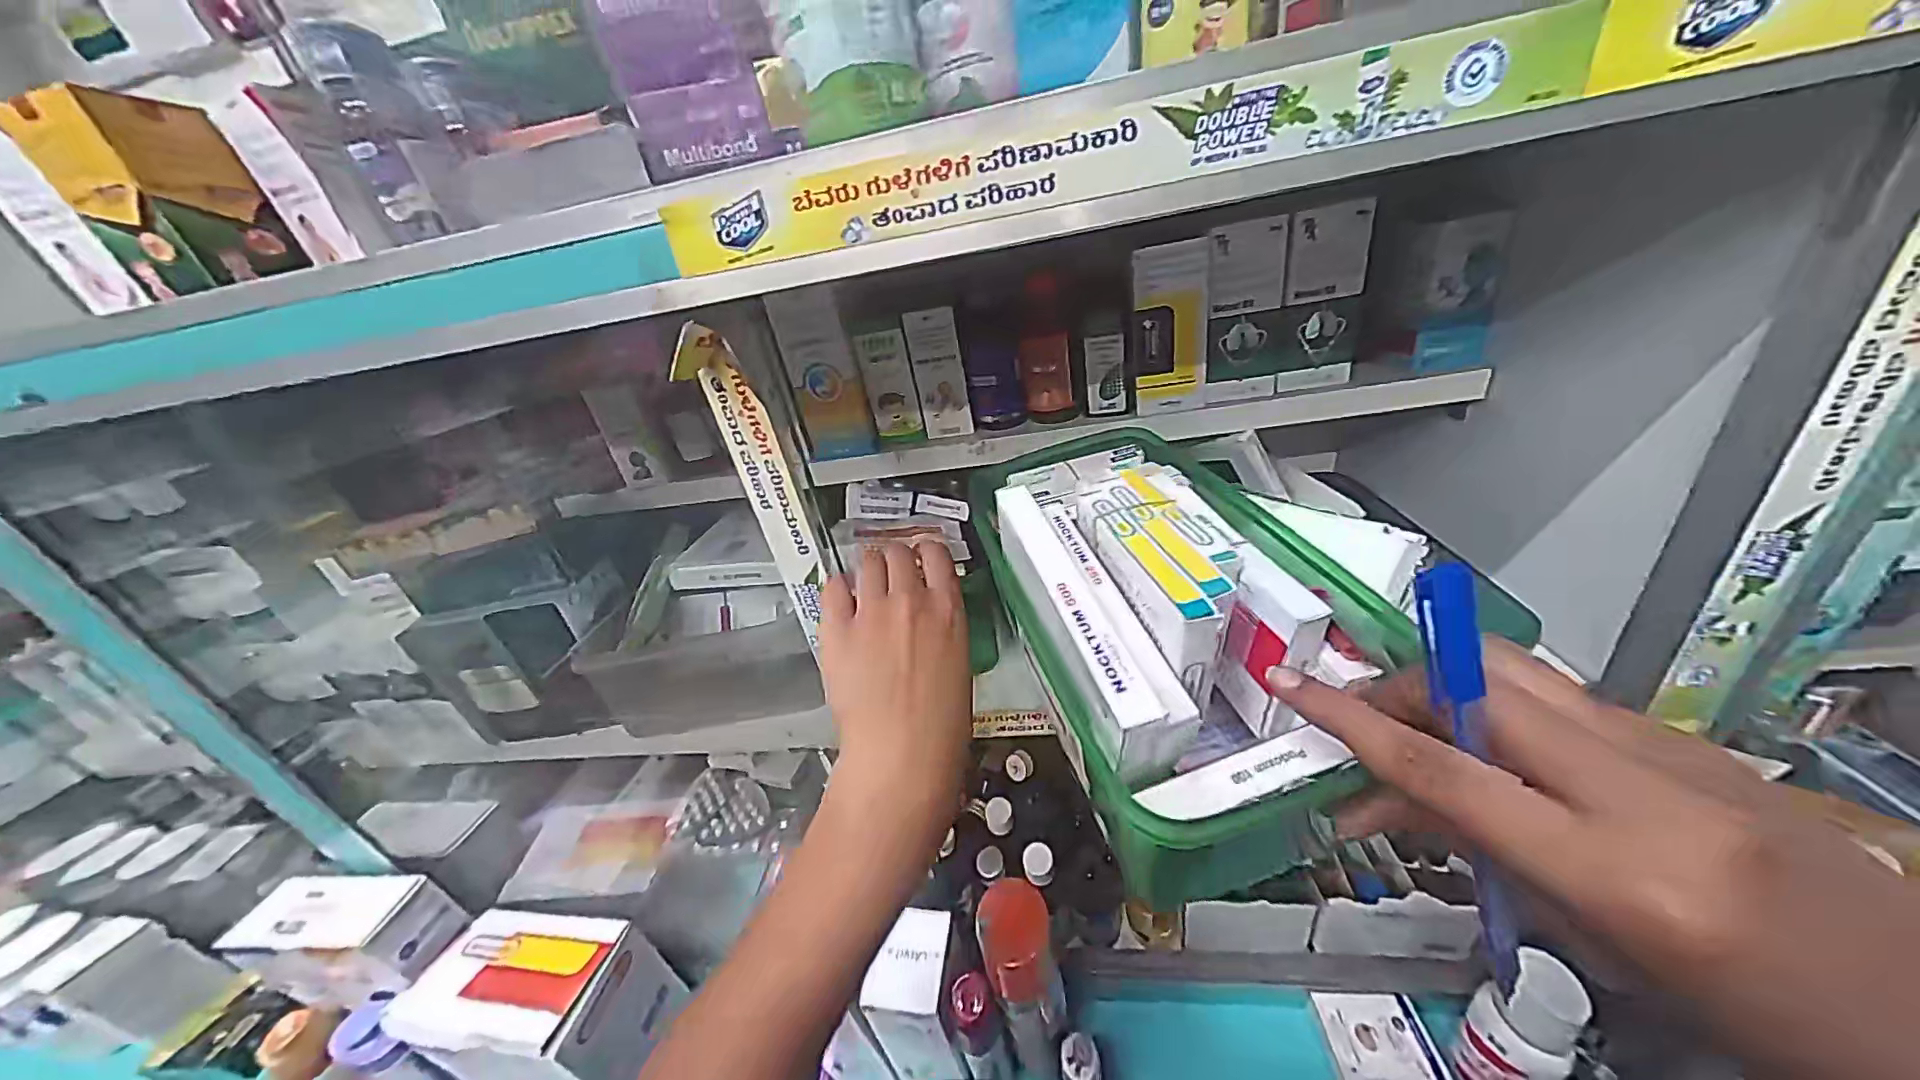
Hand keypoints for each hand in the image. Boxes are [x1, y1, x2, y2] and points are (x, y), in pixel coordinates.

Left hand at [819, 541, 971, 843]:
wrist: (903, 752)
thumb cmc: (941, 724)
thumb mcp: (958, 664)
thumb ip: (942, 629)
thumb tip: (927, 619)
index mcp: (948, 610)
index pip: (937, 554)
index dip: (925, 551)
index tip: (919, 555)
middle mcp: (910, 600)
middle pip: (897, 552)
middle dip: (894, 557)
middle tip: (889, 571)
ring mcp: (872, 612)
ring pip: (868, 561)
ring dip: (868, 566)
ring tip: (866, 581)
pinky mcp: (838, 629)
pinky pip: (834, 588)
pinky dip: (839, 588)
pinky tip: (842, 599)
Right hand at [1266, 640, 1918, 1079]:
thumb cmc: (1746, 1010)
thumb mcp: (1596, 947)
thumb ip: (1480, 854)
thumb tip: (1380, 805)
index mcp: (1619, 869)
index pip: (1444, 768)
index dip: (1351, 719)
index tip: (1292, 683)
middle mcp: (1644, 788)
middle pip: (1474, 689)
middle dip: (1398, 686)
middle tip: (1358, 713)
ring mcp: (1673, 749)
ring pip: (1516, 672)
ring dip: (1441, 685)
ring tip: (1408, 720)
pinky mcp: (1686, 735)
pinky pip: (1559, 697)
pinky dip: (1496, 706)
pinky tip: (1493, 746)